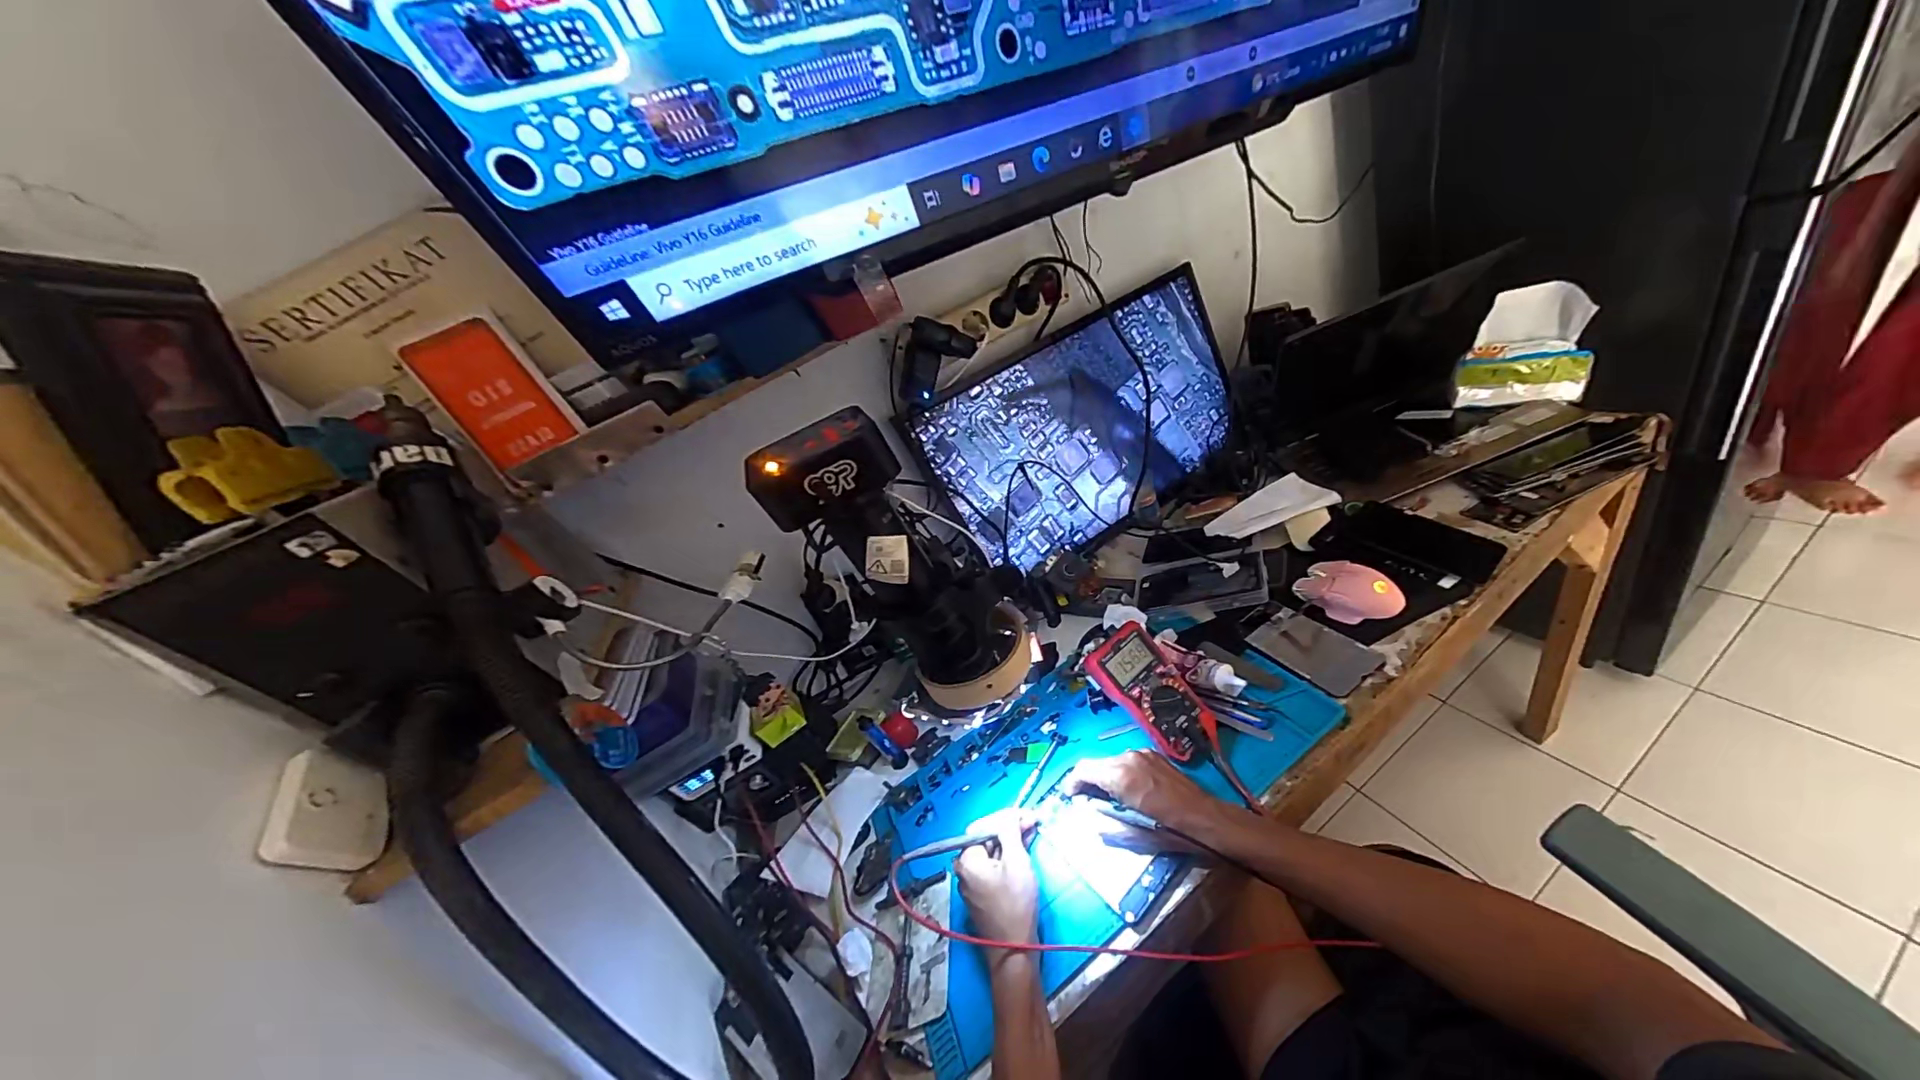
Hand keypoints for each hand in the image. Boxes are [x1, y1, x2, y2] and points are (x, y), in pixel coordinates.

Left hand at [956, 813, 1038, 951]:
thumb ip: (1010, 833)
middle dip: (1008, 829)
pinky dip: (1005, 859)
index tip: (1027, 817)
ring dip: (1008, 843)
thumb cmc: (1016, 904)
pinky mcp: (980, 895)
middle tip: (1031, 824)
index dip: (1006, 818)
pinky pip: (991, 868)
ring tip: (1029, 836)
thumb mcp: (1017, 862)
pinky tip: (1021, 855)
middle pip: (985, 839)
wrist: (1013, 950)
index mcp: (966, 859)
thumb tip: (1010, 816)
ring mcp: (970, 884)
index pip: (983, 826)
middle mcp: (963, 870)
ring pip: (989, 853)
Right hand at [1066, 750, 1230, 838]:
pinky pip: (1127, 761)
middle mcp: (1128, 758)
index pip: (1082, 770)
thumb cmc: (1170, 830)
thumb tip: (1088, 810)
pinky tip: (1128, 789)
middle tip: (1086, 799)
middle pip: (1095, 763)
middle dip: (1087, 780)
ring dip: (1104, 776)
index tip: (1071, 796)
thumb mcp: (1132, 832)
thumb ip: (1105, 818)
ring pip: (1110, 761)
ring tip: (1108, 796)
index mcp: (1120, 776)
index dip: (1072, 783)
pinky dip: (1120, 772)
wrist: (1207, 819)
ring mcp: (1143, 754)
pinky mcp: (1154, 756)